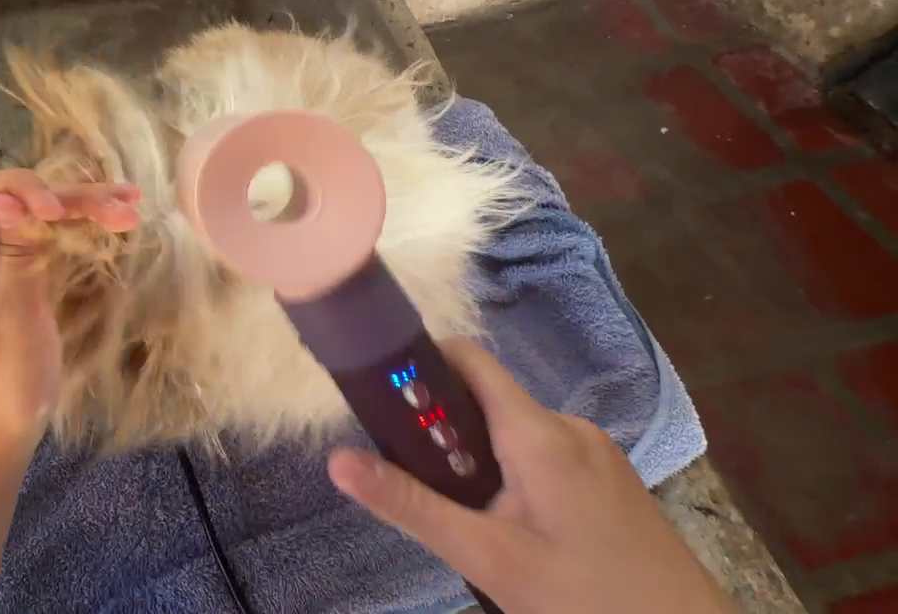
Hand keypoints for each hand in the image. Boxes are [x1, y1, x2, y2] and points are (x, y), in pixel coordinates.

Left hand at [0, 170, 137, 451]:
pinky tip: (120, 216)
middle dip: (69, 197)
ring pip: (47, 217)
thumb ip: (16, 256)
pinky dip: (87, 226)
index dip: (22, 189)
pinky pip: (58, 239)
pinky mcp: (34, 275)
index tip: (56, 212)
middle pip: (25, 200)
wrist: (6, 428)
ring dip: (87, 206)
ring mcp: (11, 261)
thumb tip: (9, 198)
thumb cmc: (4, 381)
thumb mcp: (13, 319)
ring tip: (131, 203)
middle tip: (122, 207)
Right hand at [327, 339, 730, 613]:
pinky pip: (539, 453)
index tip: (381, 395)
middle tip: (417, 475)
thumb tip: (336, 461)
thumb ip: (411, 505)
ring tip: (465, 513)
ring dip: (474, 455)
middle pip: (482, 396)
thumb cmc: (593, 603)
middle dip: (441, 426)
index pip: (466, 357)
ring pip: (509, 430)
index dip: (418, 361)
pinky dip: (508, 472)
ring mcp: (596, 454)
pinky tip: (510, 527)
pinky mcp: (611, 481)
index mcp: (538, 432)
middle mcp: (568, 427)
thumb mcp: (490, 560)